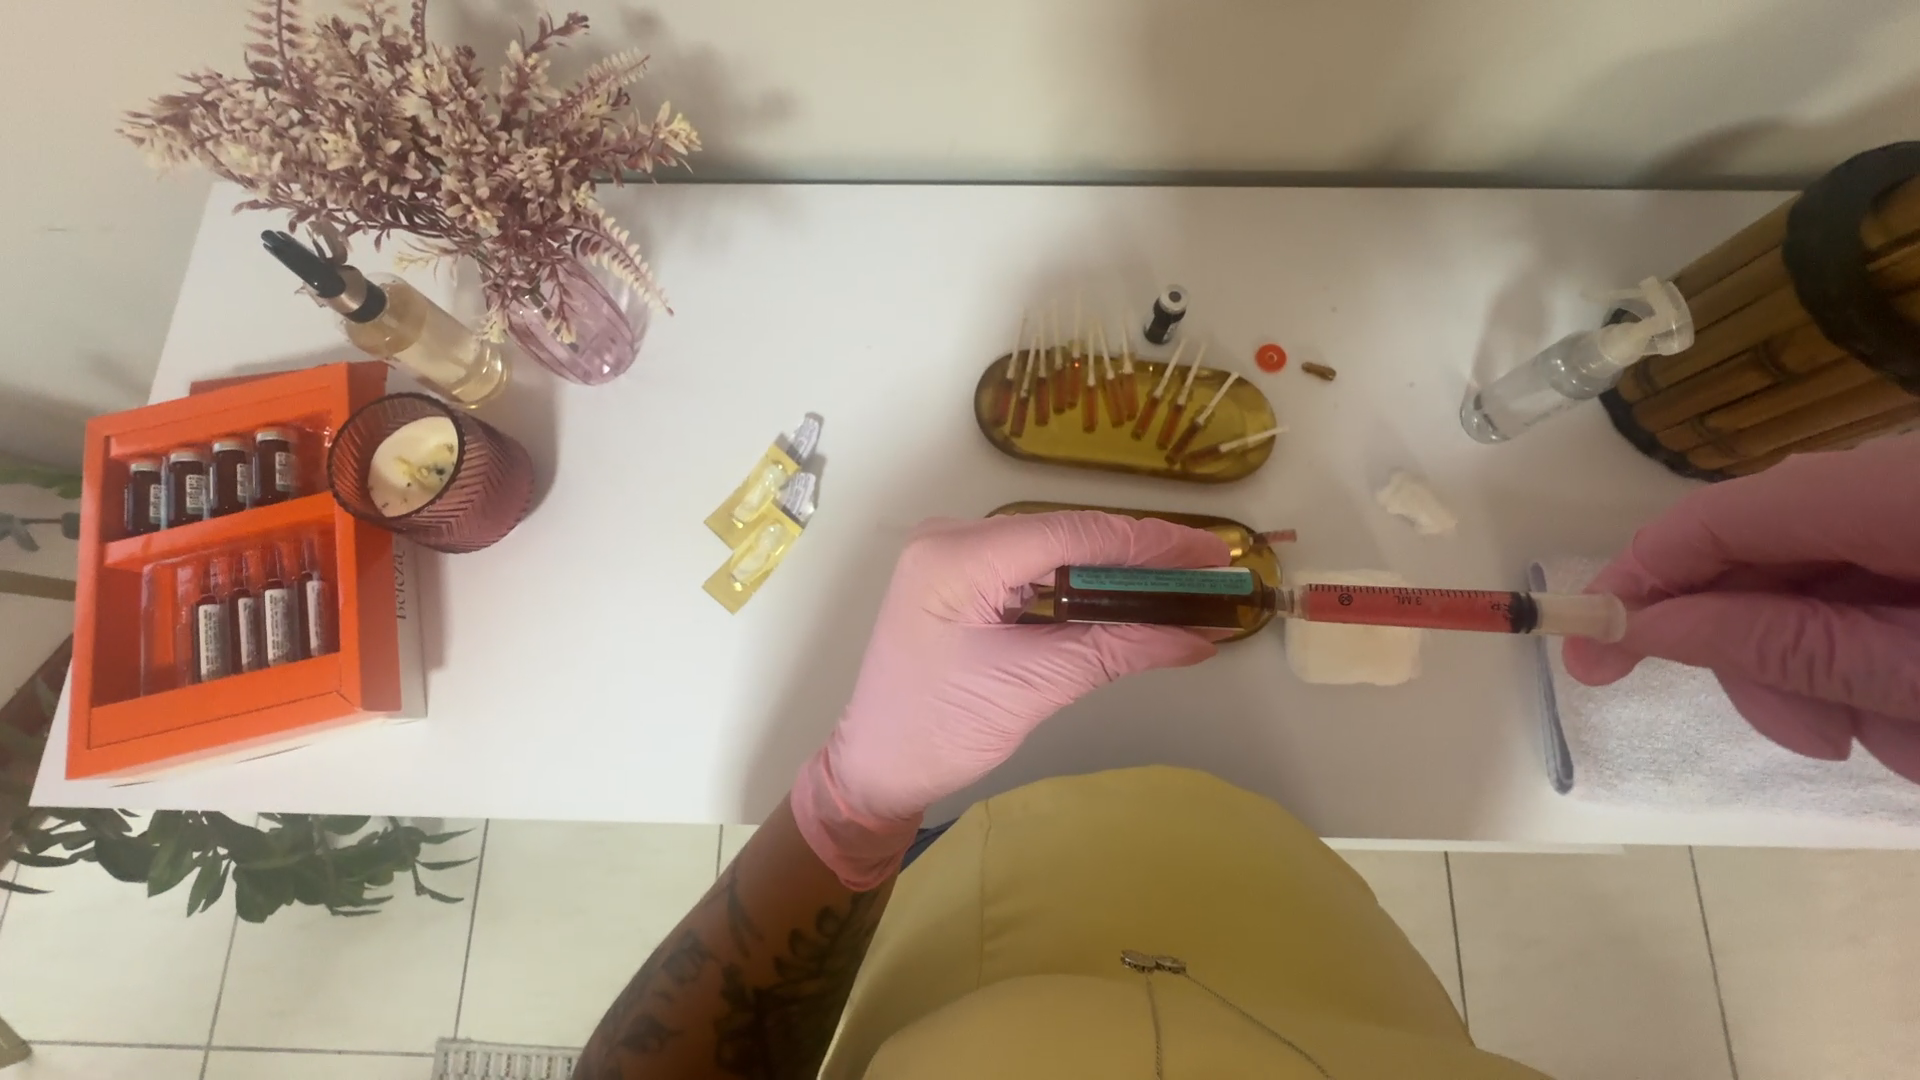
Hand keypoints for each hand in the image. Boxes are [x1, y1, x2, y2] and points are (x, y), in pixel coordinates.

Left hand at [791, 511, 1230, 887]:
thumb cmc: (942, 731)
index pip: (1071, 534)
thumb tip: (1198, 637)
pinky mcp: (954, 576)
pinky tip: (1121, 590)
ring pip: (1047, 547)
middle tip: (1205, 566)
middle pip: (1062, 534)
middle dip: (1136, 553)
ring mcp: (948, 554)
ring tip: (1176, 579)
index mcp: (957, 556)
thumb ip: (1118, 649)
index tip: (1211, 552)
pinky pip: (1026, 567)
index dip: (1148, 542)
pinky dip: (1075, 581)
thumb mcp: (1035, 687)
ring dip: (1110, 566)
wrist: (874, 766)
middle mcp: (950, 537)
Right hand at [1564, 432, 1919, 779]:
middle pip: (1761, 560)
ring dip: (1834, 673)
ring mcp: (1916, 511)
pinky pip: (1880, 592)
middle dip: (1761, 655)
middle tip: (1805, 737)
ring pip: (1822, 588)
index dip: (1630, 586)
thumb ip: (1776, 644)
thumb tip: (1640, 626)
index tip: (1585, 659)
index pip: (1704, 524)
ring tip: (1907, 744)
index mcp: (1884, 491)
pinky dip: (1886, 656)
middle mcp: (1894, 482)